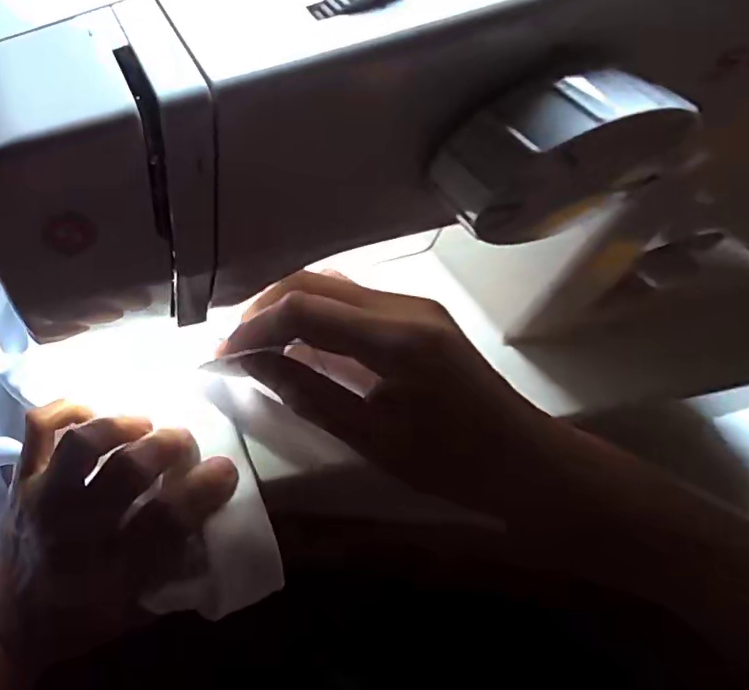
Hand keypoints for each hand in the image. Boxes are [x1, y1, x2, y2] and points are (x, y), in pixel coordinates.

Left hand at [0, 402, 237, 672]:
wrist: (6, 619)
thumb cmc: (77, 615)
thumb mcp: (131, 610)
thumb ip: (170, 571)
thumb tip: (211, 527)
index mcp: (109, 572)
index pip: (162, 526)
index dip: (199, 492)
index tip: (224, 468)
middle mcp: (74, 531)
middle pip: (123, 475)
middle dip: (162, 448)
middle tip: (181, 439)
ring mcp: (43, 498)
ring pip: (79, 446)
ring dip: (118, 426)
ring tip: (142, 423)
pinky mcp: (21, 478)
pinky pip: (36, 429)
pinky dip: (63, 409)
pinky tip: (89, 410)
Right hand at [220, 271, 565, 519]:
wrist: (526, 459)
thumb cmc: (454, 465)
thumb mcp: (373, 440)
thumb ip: (308, 394)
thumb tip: (252, 364)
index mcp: (397, 340)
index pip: (305, 310)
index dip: (255, 328)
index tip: (222, 355)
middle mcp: (403, 305)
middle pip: (313, 283)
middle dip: (263, 308)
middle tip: (232, 344)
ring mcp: (411, 302)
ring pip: (329, 283)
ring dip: (286, 304)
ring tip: (254, 339)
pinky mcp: (413, 310)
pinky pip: (348, 297)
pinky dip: (312, 310)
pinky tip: (296, 337)